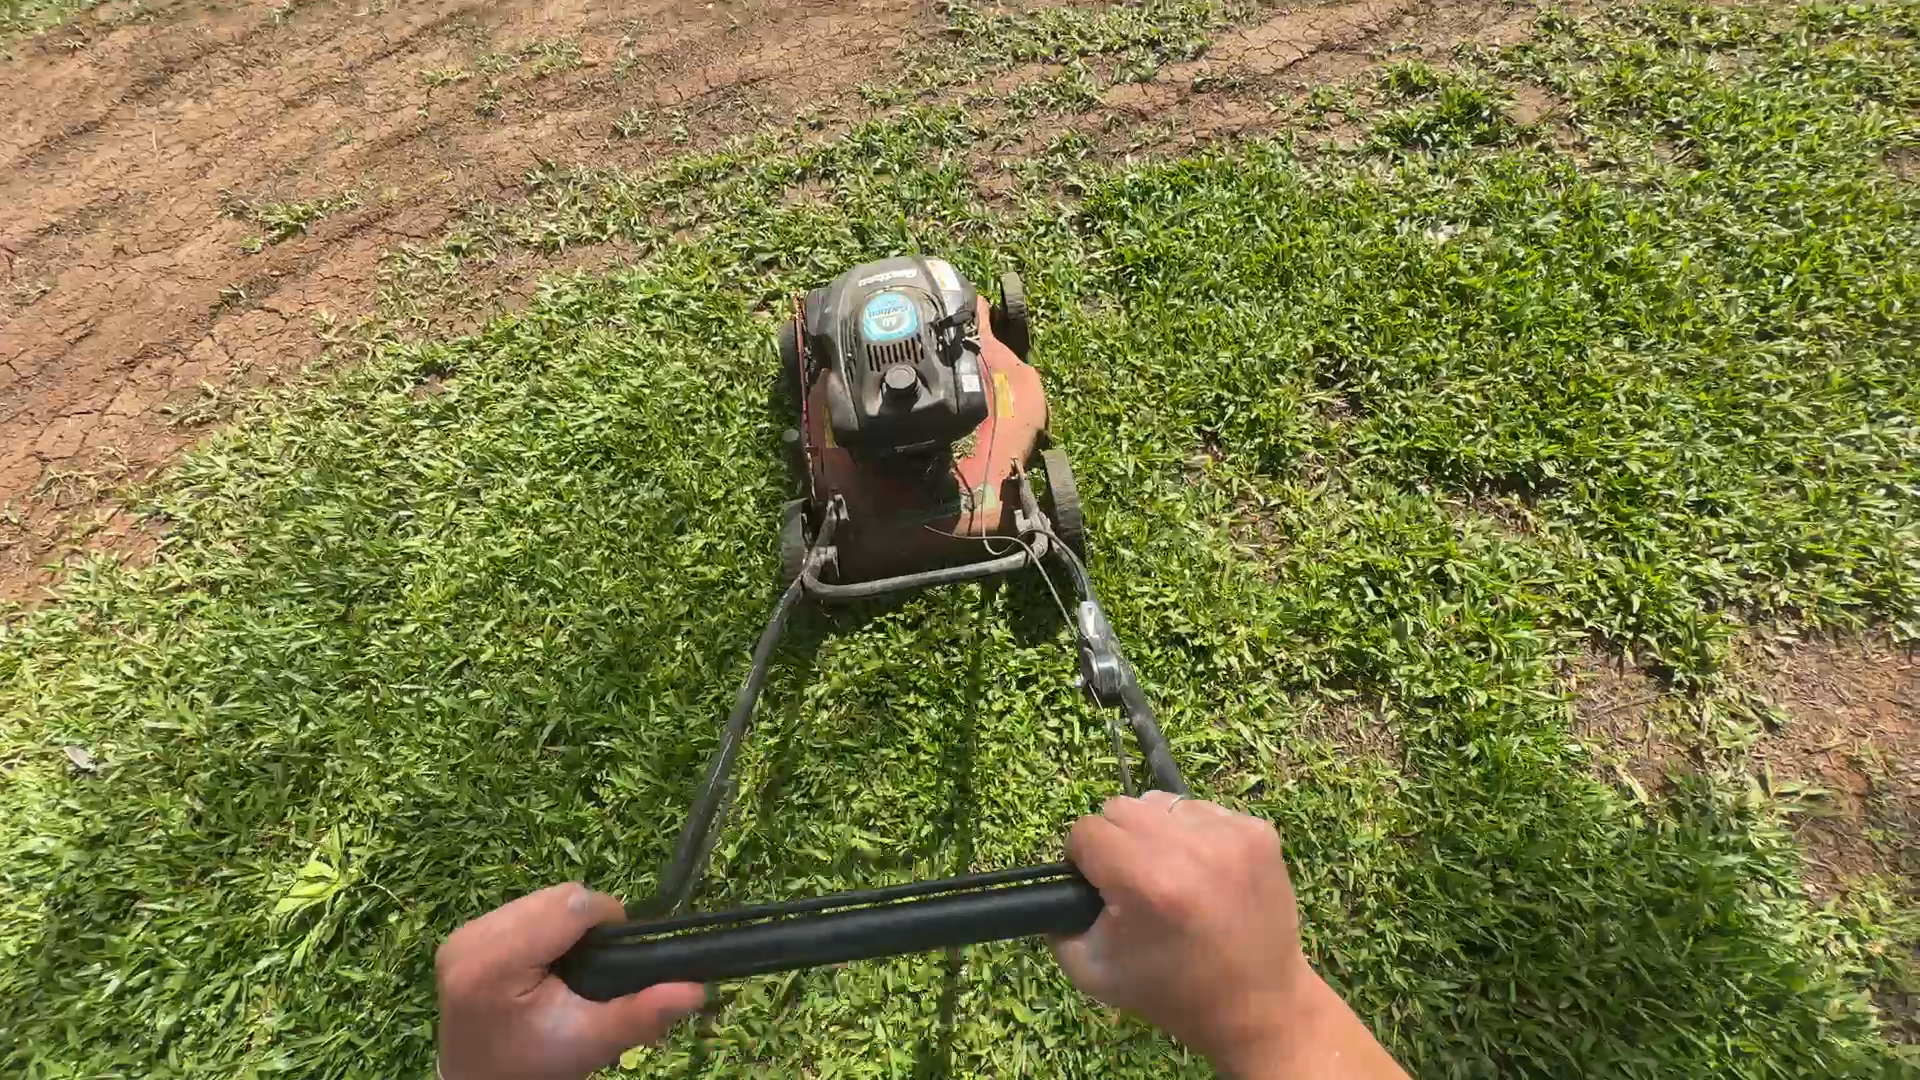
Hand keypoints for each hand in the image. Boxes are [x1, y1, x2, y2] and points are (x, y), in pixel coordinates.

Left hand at [436, 883, 704, 1079]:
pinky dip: (549, 923)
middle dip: (587, 922)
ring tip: (568, 964)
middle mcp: (470, 940)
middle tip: (589, 968)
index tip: (608, 959)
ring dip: (570, 921)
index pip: (571, 905)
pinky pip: (530, 904)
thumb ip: (641, 1013)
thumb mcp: (593, 1042)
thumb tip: (697, 989)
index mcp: (492, 964)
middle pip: (561, 896)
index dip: (605, 921)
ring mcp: (463, 935)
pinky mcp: (465, 934)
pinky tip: (544, 959)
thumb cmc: (537, 1066)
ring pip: (548, 895)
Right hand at [1052, 791, 1311, 1070]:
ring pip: (1159, 802)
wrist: (1261, 1009)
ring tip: (1172, 874)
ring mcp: (1228, 835)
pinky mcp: (1257, 831)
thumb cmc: (1173, 992)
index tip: (1101, 886)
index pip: (1086, 831)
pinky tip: (1205, 872)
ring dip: (1156, 832)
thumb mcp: (1093, 972)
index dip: (1084, 859)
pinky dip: (1193, 835)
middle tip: (1136, 882)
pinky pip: (1199, 809)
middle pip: (1120, 808)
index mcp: (1146, 881)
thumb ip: (1057, 921)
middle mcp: (1189, 847)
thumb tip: (1057, 877)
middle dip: (1118, 841)